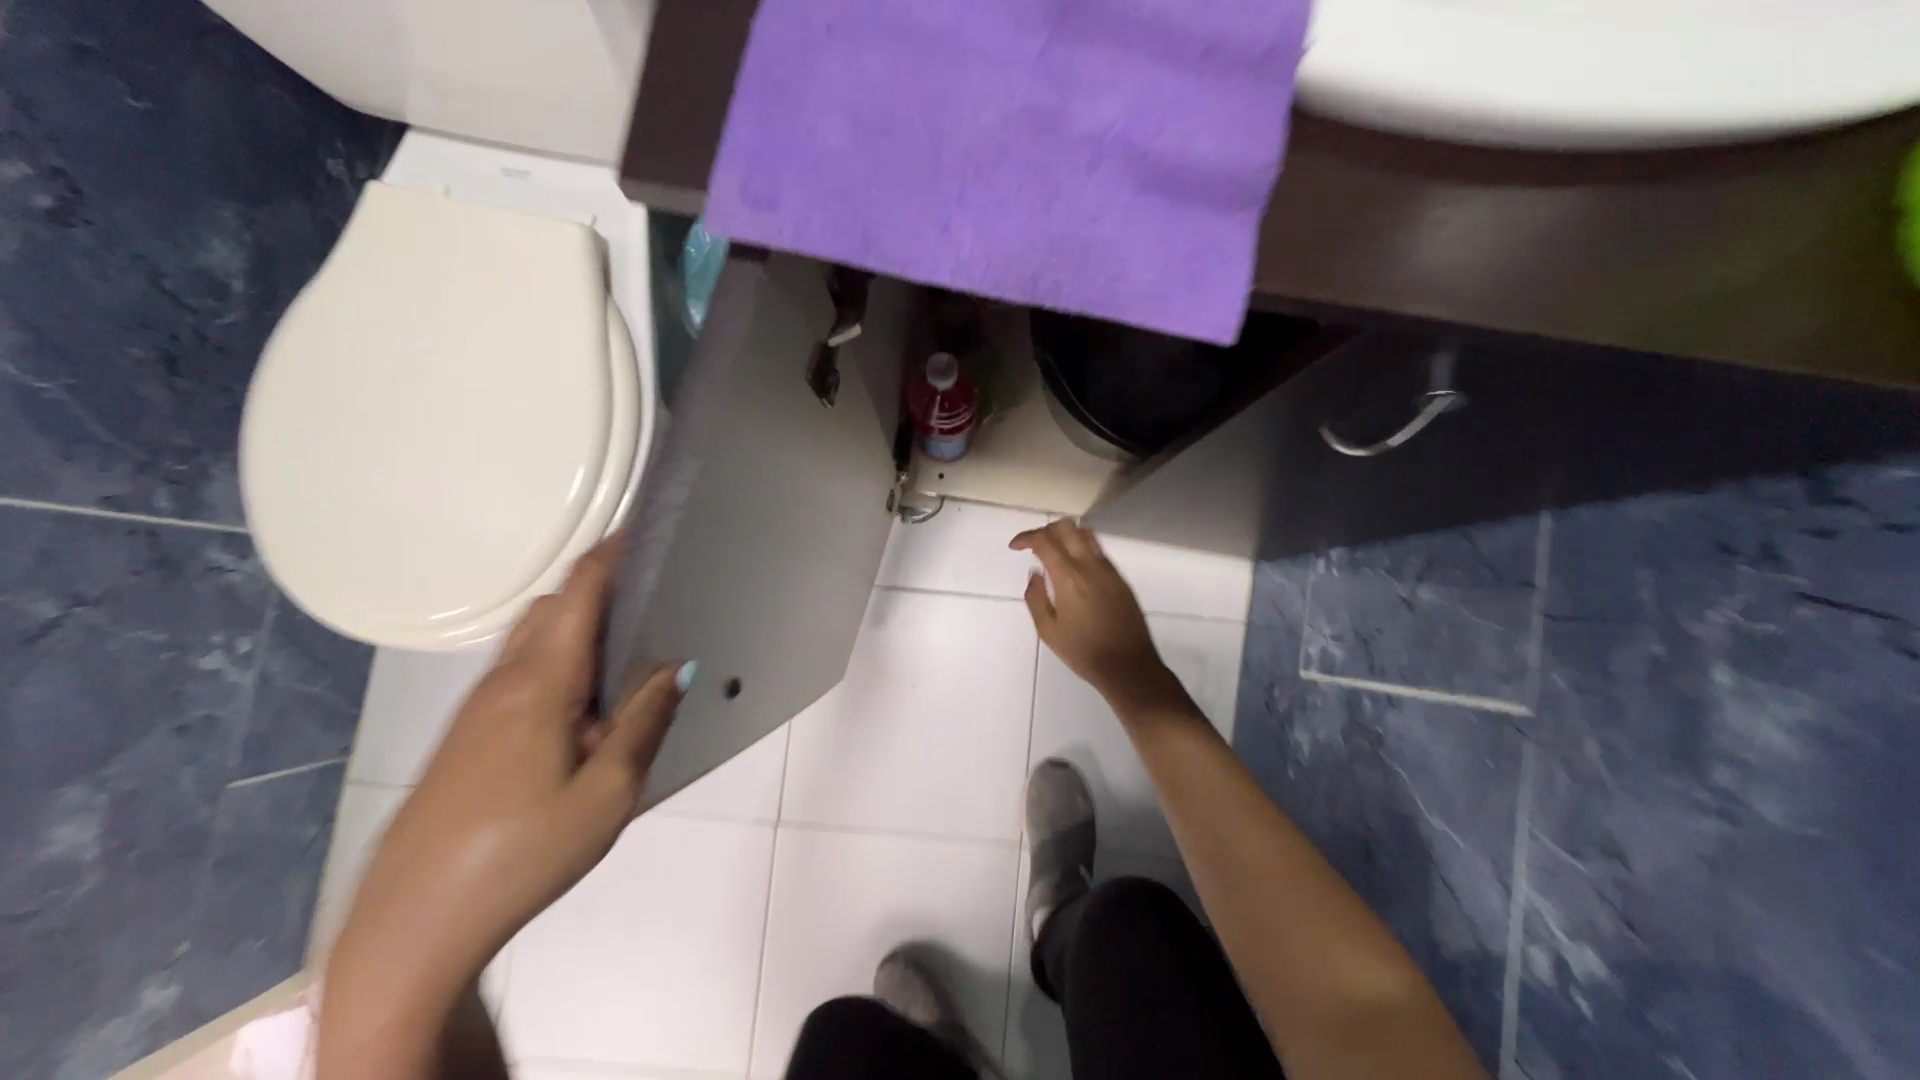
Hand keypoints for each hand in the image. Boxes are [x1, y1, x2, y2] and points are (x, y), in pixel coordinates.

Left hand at [333, 537, 688, 990]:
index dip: (608, 555)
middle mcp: (501, 683)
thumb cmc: (522, 854)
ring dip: (573, 630)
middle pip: (548, 609)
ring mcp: (474, 712)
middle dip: (594, 589)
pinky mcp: (463, 740)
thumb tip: (676, 666)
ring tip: (623, 659)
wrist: (414, 922)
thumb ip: (643, 722)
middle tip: (648, 602)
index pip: (576, 594)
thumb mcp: (607, 795)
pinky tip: (580, 713)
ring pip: (528, 642)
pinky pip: (516, 676)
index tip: (641, 529)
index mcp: (539, 684)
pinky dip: (553, 664)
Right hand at [1011, 520, 1182, 709]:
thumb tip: (1035, 574)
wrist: (1128, 666)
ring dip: (1066, 536)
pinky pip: (1099, 551)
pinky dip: (1082, 549)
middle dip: (1046, 530)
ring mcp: (1110, 570)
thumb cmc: (1083, 652)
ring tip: (1054, 554)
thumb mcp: (1048, 630)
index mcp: (1070, 578)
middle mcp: (1091, 566)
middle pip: (1067, 527)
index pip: (1045, 540)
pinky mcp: (1121, 579)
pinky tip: (1075, 571)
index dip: (1026, 537)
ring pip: (1086, 534)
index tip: (1015, 547)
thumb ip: (1035, 598)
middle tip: (1033, 547)